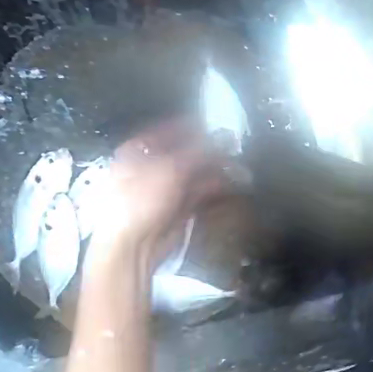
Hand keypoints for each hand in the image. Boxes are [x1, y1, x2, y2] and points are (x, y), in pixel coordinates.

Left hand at [85, 123, 226, 269]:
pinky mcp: (176, 211)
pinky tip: (232, 186)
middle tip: (235, 148)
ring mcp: (163, 191)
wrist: (132, 246)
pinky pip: (198, 195)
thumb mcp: (170, 168)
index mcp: (136, 152)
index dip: (192, 127)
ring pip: (194, 175)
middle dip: (210, 152)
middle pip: (184, 154)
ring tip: (240, 169)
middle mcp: (149, 168)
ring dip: (216, 171)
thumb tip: (224, 136)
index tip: (217, 124)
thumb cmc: (142, 198)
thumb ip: (199, 151)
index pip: (166, 131)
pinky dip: (215, 190)